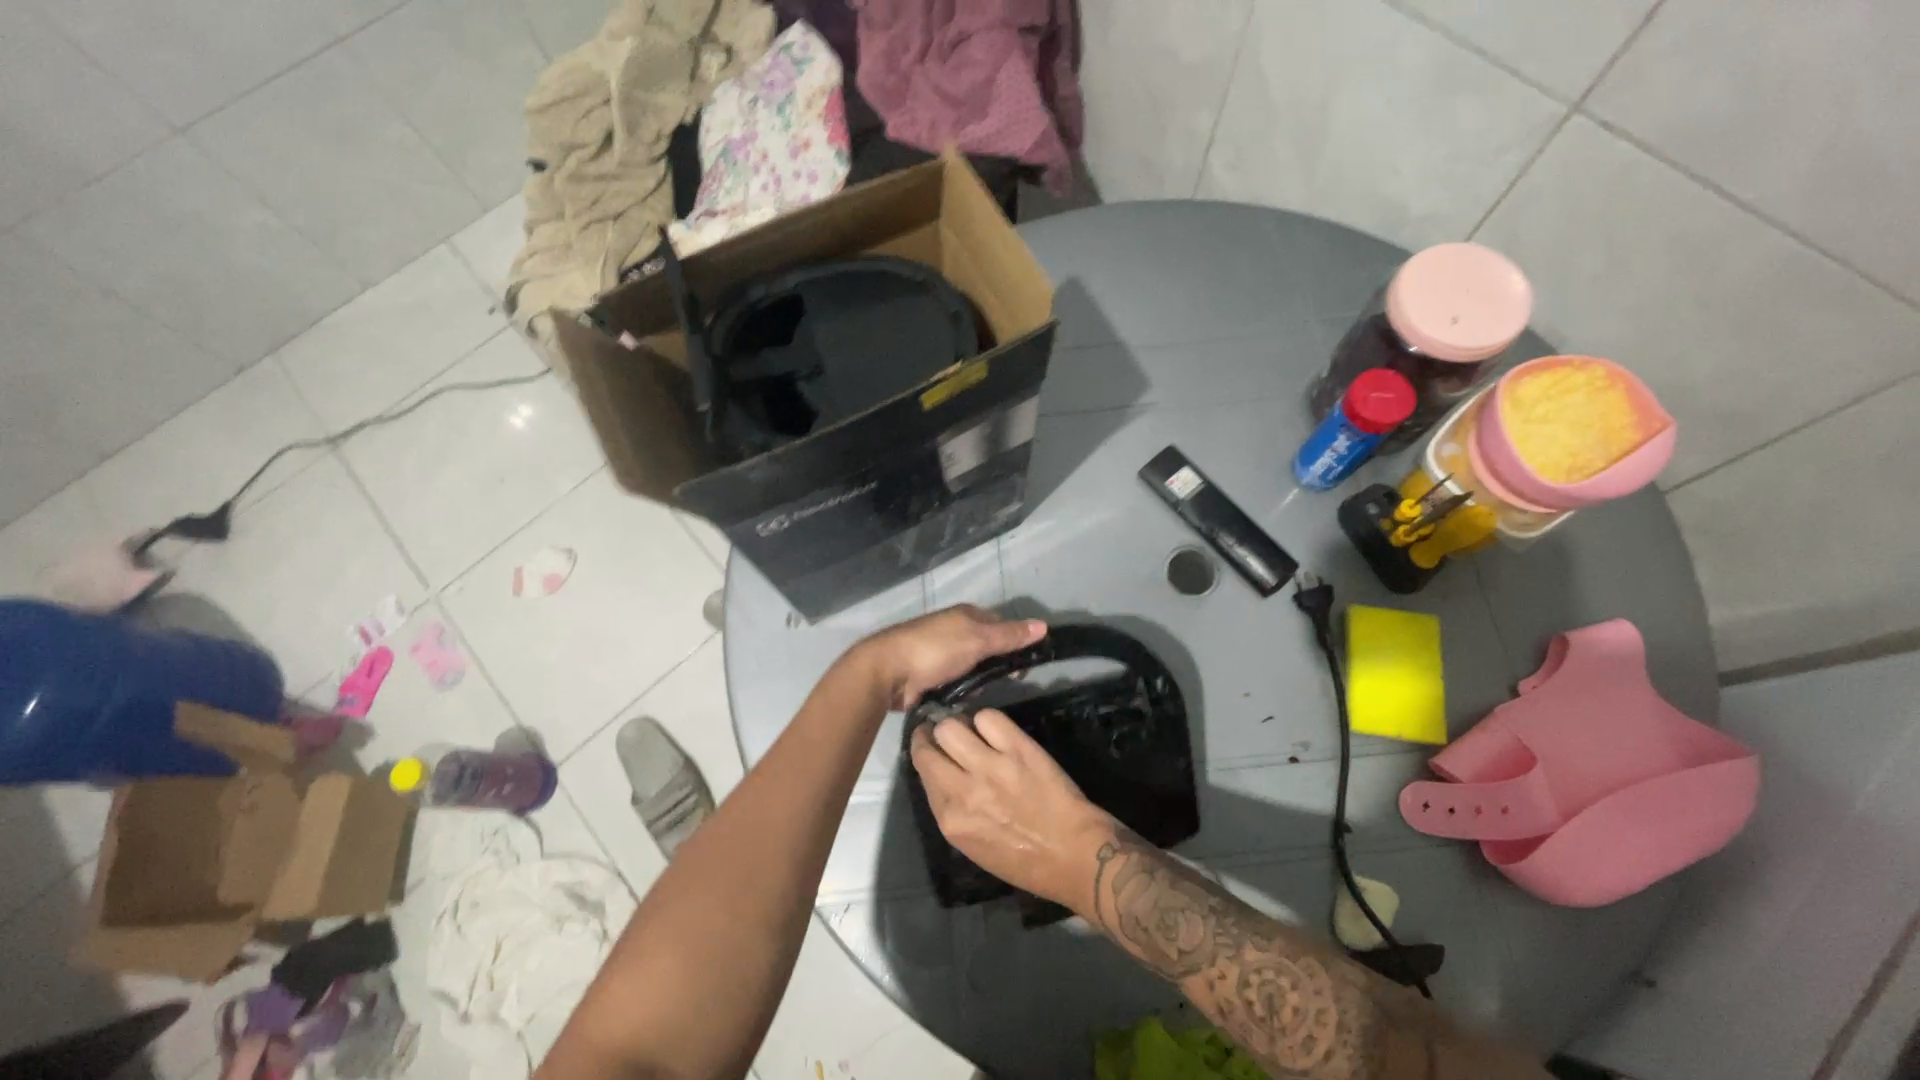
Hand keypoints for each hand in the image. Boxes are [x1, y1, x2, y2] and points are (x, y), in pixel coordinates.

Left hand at [854, 605, 1047, 710]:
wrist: (888, 672)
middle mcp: (954, 630)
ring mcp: (940, 653)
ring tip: (986, 695)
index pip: (1002, 625)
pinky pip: (957, 682)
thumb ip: (1009, 635)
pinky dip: (963, 690)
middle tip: (1009, 682)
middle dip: (997, 664)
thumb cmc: (935, 649)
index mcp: (965, 615)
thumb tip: (1043, 625)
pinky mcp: (930, 675)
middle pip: (988, 647)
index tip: (1026, 664)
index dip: (1016, 641)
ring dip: (980, 679)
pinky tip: (968, 701)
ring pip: (973, 667)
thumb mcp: (977, 640)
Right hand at [910, 708, 1115, 911]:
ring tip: (970, 730)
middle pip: (932, 742)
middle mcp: (963, 790)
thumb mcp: (973, 846)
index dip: (925, 753)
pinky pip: (989, 718)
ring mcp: (991, 766)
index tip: (931, 747)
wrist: (1075, 855)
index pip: (923, 771)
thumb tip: (945, 777)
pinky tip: (995, 730)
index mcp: (950, 820)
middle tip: (943, 733)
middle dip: (933, 735)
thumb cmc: (1026, 862)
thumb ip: (953, 809)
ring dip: (959, 725)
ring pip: (954, 726)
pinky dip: (987, 720)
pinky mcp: (1019, 750)